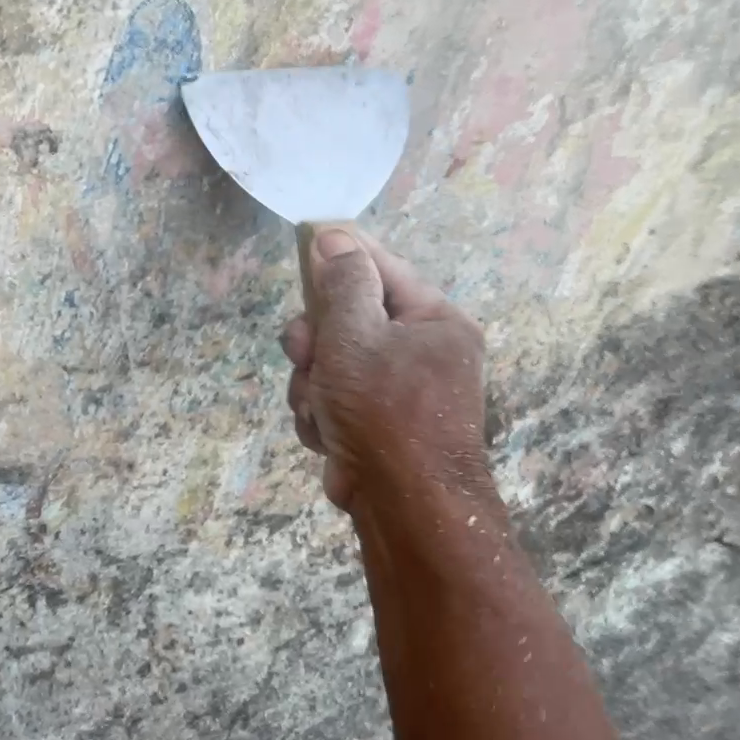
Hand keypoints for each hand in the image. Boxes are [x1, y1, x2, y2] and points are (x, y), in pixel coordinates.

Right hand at [280, 229, 491, 511]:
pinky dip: (319, 412)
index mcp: (433, 321)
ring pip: (328, 362)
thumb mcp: (355, 335)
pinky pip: (330, 397)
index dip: (341, 253)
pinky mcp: (374, 421)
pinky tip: (325, 431)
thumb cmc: (383, 409)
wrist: (402, 502)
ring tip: (319, 408)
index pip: (382, 267)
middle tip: (305, 354)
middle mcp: (421, 350)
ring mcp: (398, 389)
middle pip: (346, 318)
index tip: (305, 238)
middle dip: (315, 340)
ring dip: (310, 383)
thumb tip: (334, 237)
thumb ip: (342, 283)